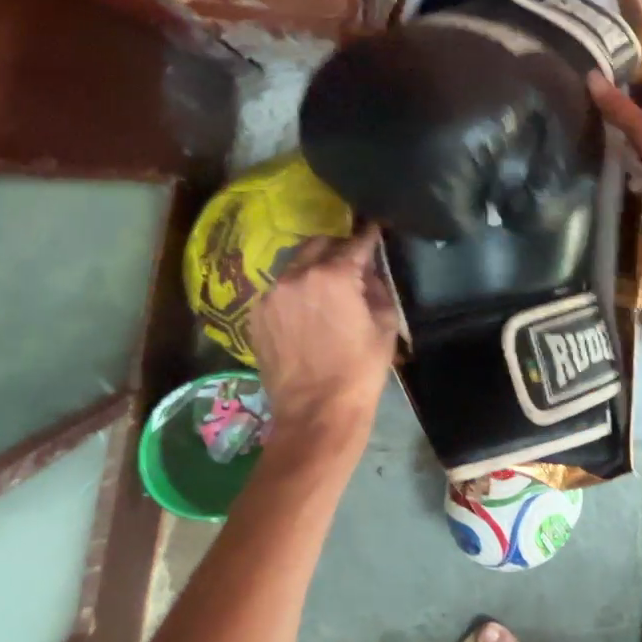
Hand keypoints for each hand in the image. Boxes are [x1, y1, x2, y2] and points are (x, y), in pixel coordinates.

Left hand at [248, 226, 398, 441]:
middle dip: (338, 248)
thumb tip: (369, 271)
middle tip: (353, 262)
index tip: (377, 229)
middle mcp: (296, 276)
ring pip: (295, 265)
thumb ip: (378, 287)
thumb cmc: (360, 369)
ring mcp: (271, 296)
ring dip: (314, 268)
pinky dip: (296, 291)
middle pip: (319, 244)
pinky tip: (307, 310)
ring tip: (328, 288)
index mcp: (333, 275)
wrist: (316, 412)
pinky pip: (280, 290)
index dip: (370, 235)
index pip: (356, 242)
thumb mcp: (385, 324)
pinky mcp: (256, 316)